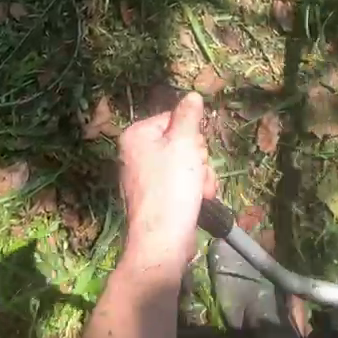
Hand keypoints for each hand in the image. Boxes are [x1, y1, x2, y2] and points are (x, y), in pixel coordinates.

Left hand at [116, 92, 216, 277]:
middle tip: (198, 174)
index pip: (173, 119)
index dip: (192, 135)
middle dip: (198, 159)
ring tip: (200, 192)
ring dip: (200, 177)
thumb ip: (189, 116)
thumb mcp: (184, 144)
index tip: (196, 151)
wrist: (162, 242)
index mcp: (136, 135)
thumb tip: (192, 95)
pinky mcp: (157, 197)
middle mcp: (136, 153)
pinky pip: (181, 183)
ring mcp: (145, 177)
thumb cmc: (171, 188)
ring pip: (186, 164)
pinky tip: (198, 202)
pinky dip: (193, 191)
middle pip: (181, 142)